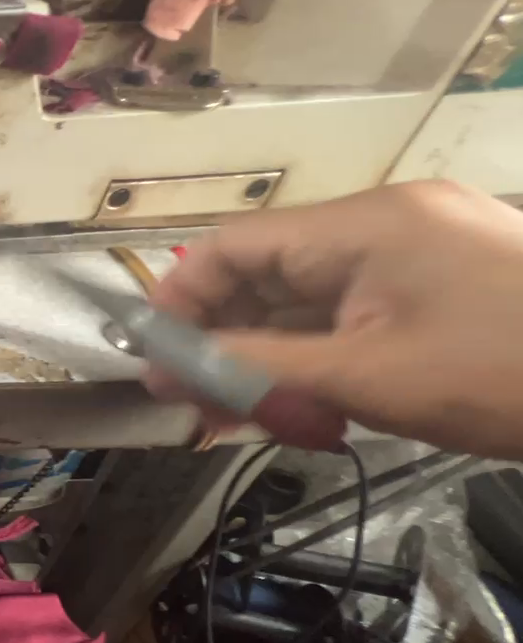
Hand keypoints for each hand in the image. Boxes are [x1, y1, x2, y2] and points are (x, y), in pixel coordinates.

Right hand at [148, 180, 522, 459]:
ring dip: (264, 361)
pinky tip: (311, 406)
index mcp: (364, 226)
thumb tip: (159, 370)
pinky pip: (341, 318)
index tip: (156, 363)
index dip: (177, 303)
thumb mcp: (358, 375)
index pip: (228, 249)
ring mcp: (414, 254)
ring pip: (297, 304)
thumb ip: (245, 364)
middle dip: (221, 344)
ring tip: (260, 417)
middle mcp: (382, 225)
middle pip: (259, 278)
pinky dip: (312, 361)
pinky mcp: (435, 285)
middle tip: (203, 406)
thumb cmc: (510, 376)